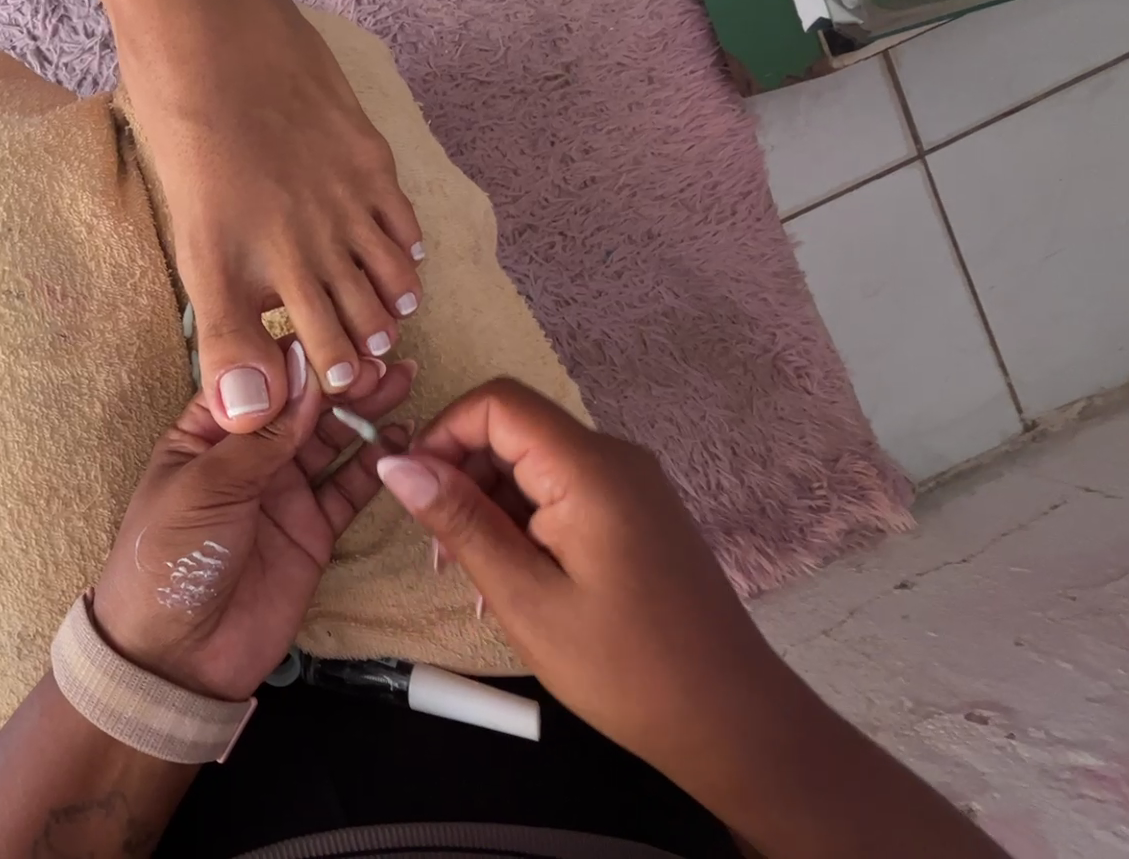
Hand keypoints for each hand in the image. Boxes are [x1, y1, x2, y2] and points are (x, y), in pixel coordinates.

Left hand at [91, 342, 417, 700]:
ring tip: (403, 381)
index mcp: (208, 433)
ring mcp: (283, 491)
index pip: (260, 381)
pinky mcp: (312, 528)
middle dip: (341, 381)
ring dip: (365, 411)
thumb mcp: (207, 487)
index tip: (340, 339)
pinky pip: (349, 487)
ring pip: (331, 439)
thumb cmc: (171, 558)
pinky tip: (402, 435)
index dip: (299, 360)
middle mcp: (249, 455)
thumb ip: (261, 434)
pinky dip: (375, 463)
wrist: (178, 656)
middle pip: (302, 406)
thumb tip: (302, 367)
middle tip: (385, 359)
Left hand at [116, 0, 425, 431]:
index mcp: (265, 265)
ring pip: (383, 267)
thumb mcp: (188, 238)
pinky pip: (398, 211)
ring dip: (390, 301)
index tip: (345, 393)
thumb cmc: (175, 123)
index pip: (317, 340)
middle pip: (357, 309)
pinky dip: (405, 242)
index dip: (333, 371)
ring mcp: (346, 191)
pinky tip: (409, 253)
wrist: (199, 20)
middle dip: (366, 346)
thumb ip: (224, 326)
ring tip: (395, 324)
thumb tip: (246, 408)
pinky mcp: (363, 146)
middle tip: (380, 370)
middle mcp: (316, 238)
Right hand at [372, 379, 803, 771]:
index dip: (443, 432)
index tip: (414, 490)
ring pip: (529, 460)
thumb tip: (393, 462)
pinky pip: (556, 487)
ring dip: (486, 501)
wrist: (735, 725)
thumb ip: (459, 520)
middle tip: (440, 547)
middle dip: (461, 473)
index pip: (497, 403)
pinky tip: (512, 573)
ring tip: (474, 571)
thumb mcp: (524, 596)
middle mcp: (612, 458)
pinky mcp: (630, 509)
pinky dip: (518, 517)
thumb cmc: (625, 668)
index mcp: (589, 469)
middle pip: (511, 428)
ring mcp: (626, 483)